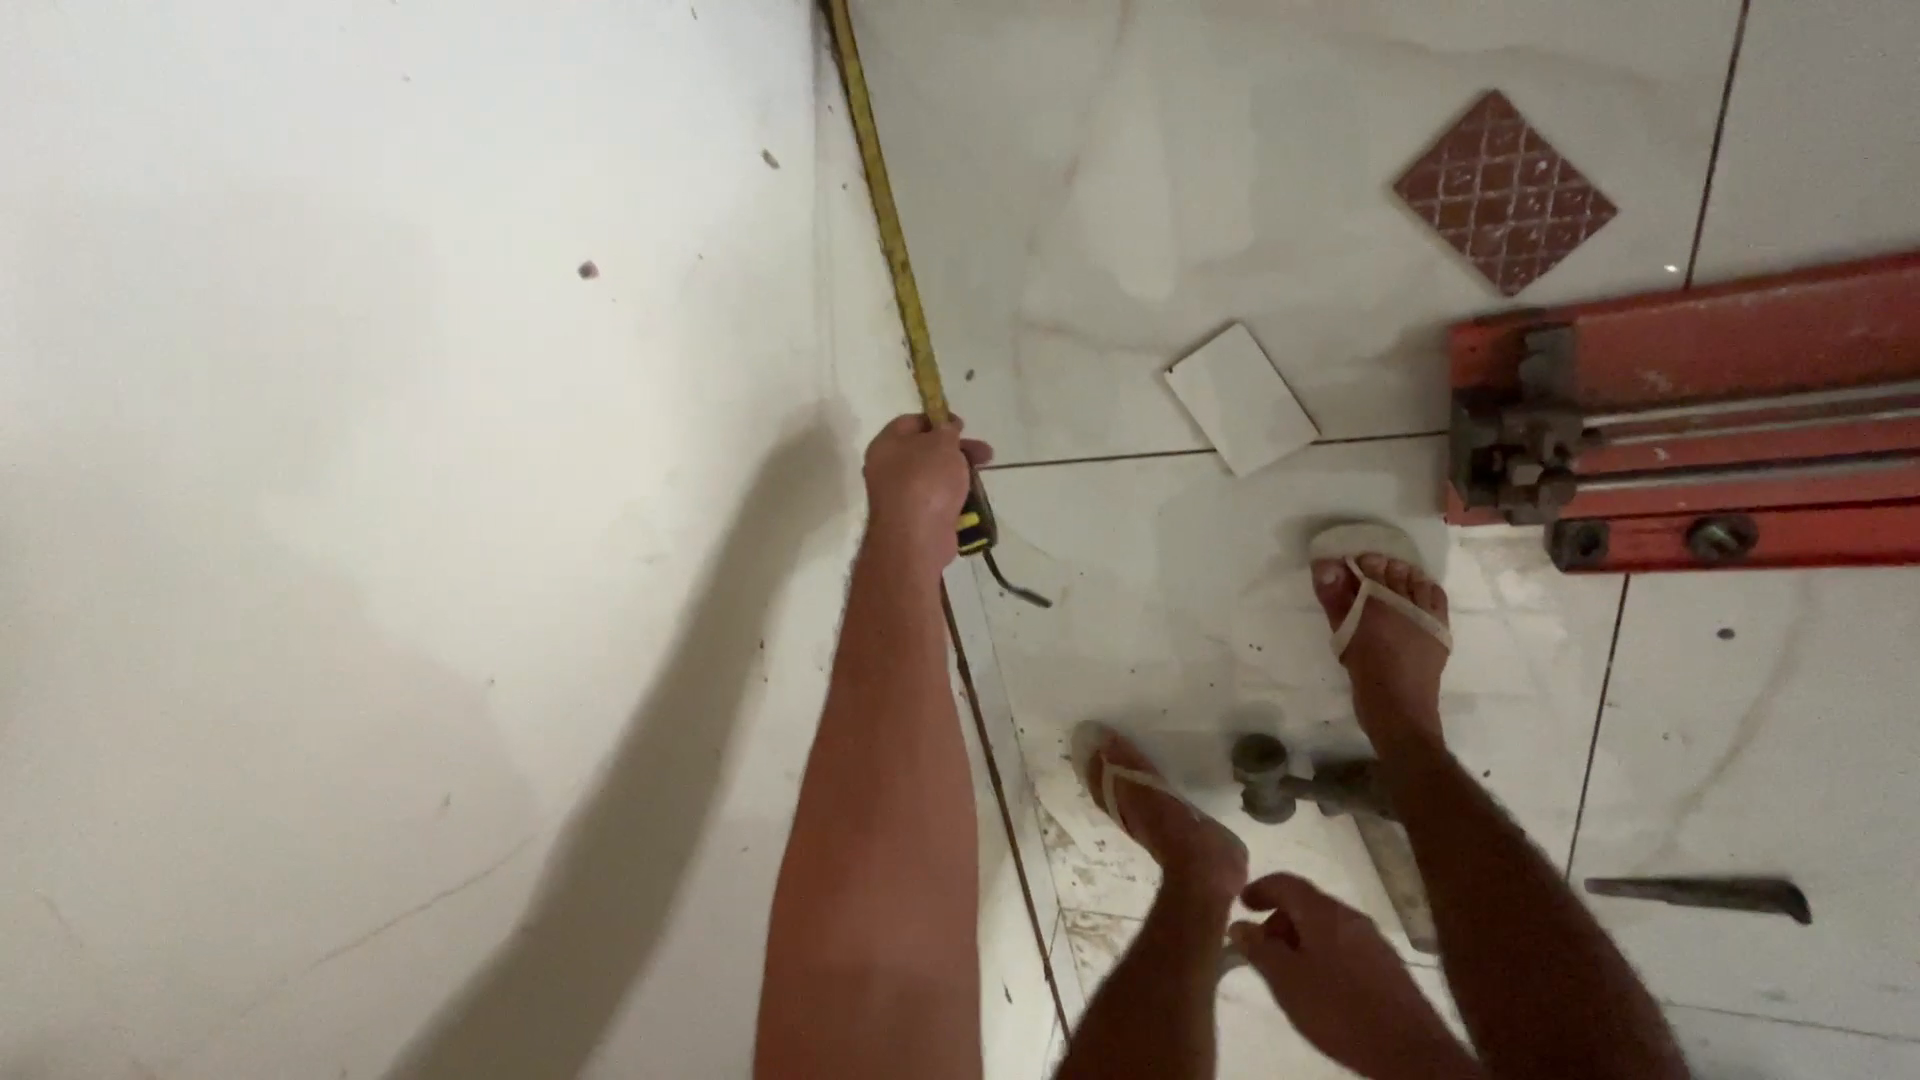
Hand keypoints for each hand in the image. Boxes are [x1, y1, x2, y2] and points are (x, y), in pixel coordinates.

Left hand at [861, 415, 991, 577]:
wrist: (916, 537)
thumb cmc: (926, 480)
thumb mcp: (941, 443)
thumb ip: (946, 430)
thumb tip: (946, 429)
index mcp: (886, 444)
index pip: (911, 422)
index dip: (938, 420)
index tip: (962, 426)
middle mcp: (888, 469)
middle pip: (926, 451)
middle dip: (958, 450)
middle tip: (984, 453)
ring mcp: (900, 496)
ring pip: (934, 477)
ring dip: (960, 473)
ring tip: (983, 476)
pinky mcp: (915, 519)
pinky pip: (937, 501)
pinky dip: (954, 497)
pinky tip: (973, 499)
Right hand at [1229, 874, 1480, 1079]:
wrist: (1411, 1053)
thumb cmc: (1339, 1010)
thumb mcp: (1286, 982)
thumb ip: (1260, 950)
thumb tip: (1239, 926)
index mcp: (1323, 913)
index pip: (1286, 882)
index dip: (1260, 888)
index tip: (1241, 904)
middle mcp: (1350, 917)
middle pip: (1307, 903)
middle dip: (1280, 919)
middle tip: (1263, 948)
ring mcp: (1374, 941)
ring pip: (1327, 926)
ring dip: (1302, 938)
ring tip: (1289, 971)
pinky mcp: (1389, 967)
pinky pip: (1345, 945)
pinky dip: (1324, 953)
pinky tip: (1322, 985)